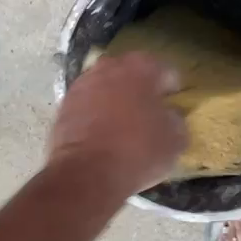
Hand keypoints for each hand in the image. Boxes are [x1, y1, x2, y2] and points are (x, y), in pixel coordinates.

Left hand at [48, 52, 187, 196]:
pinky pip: (89, 104)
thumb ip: (176, 119)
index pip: (167, 72)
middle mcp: (110, 66)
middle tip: (150, 116)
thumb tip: (169, 115)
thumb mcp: (176, 139)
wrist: (87, 174)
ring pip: (108, 87)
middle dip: (142, 91)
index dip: (173, 92)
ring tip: (124, 127)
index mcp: (143, 66)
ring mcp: (83, 83)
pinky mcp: (64, 104)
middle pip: (133, 74)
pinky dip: (96, 114)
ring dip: (116, 100)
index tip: (173, 109)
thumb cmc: (138, 151)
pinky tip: (103, 136)